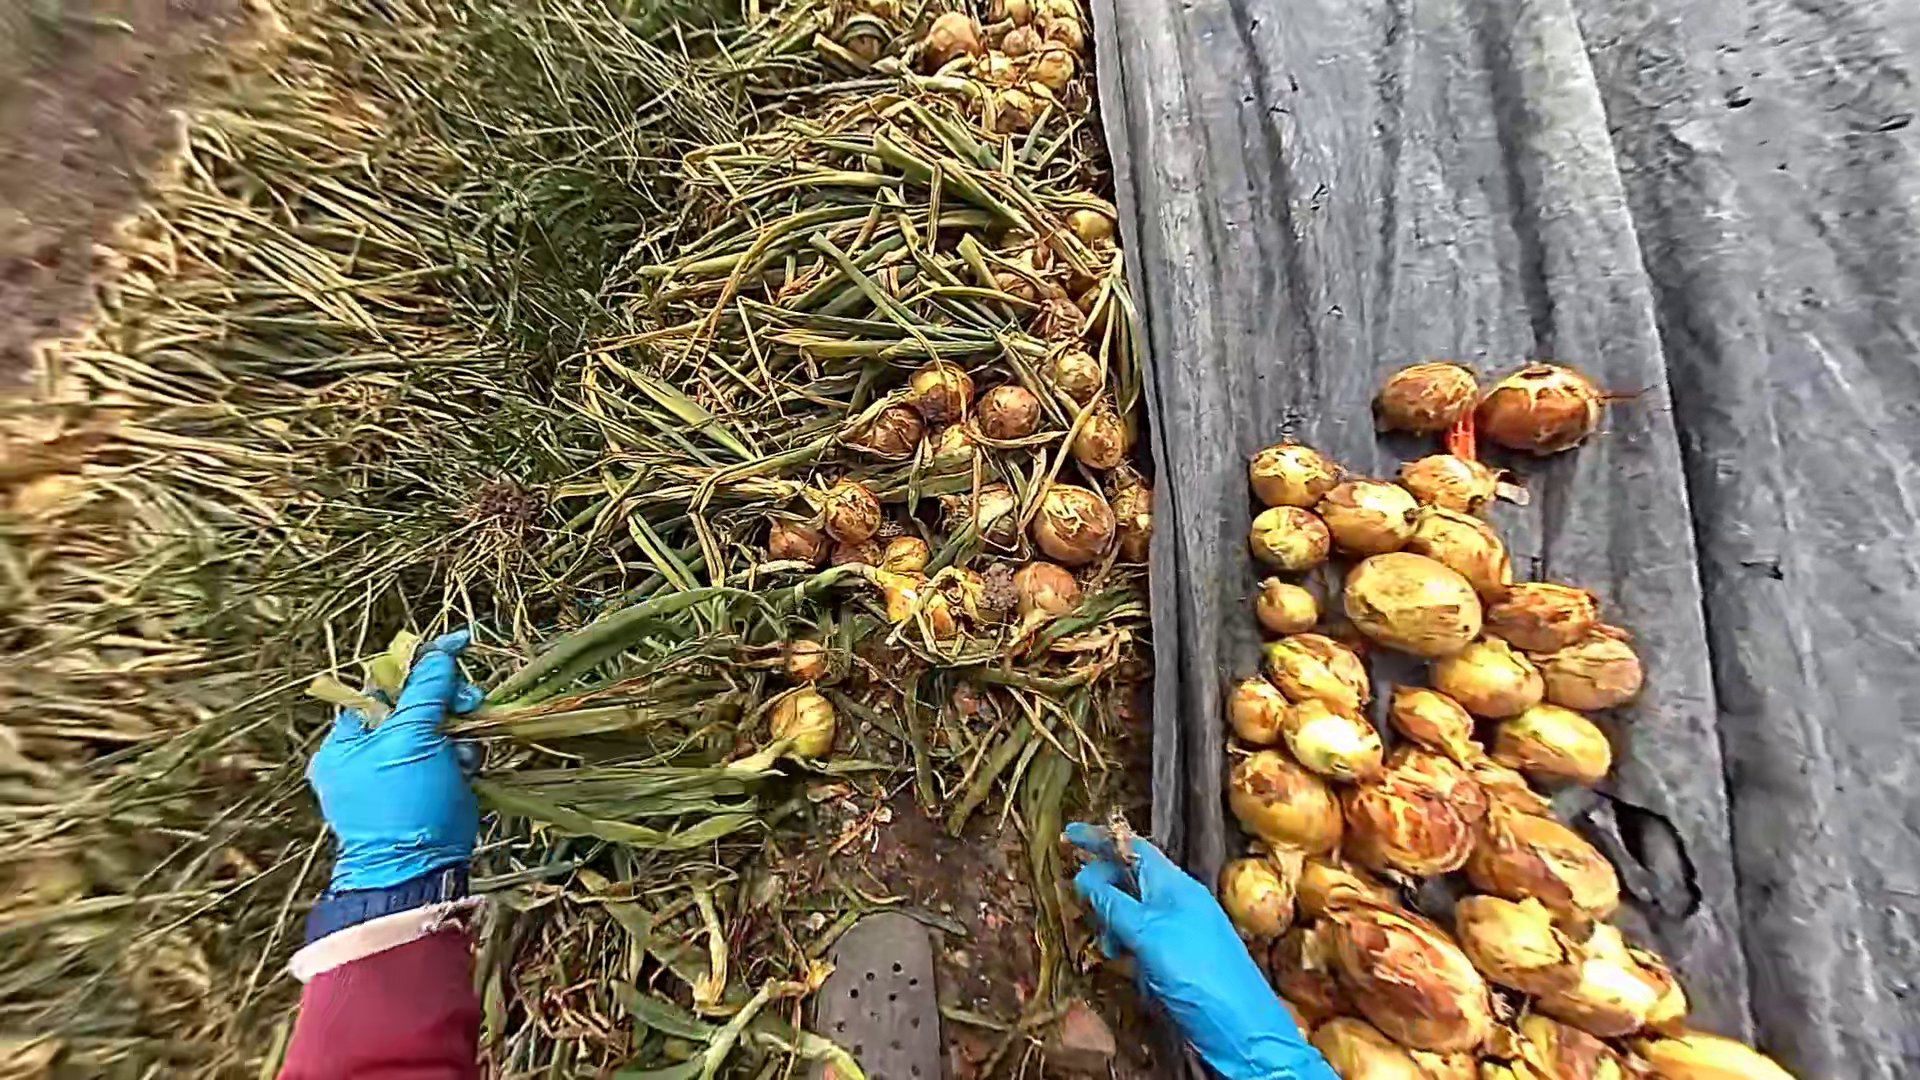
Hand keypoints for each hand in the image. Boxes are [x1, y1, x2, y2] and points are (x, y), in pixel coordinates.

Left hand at [309, 629, 485, 891]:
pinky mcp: (438, 771)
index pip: (387, 684)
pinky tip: (467, 765)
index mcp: (351, 738)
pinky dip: (469, 749)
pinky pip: (460, 743)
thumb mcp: (410, 739)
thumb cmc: (401, 800)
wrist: (420, 858)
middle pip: (423, 699)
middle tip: (470, 703)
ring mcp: (409, 760)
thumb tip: (438, 652)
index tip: (459, 641)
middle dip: (451, 698)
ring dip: (464, 726)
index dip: (422, 663)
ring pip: (448, 719)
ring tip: (467, 749)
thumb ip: (426, 692)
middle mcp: (377, 746)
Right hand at [1065, 823, 1335, 1079]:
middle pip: (1129, 877)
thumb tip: (1082, 876)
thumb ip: (1112, 903)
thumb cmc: (1197, 974)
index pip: (1130, 846)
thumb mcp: (1147, 934)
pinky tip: (1127, 965)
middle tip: (1083, 906)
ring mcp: (1179, 928)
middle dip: (1103, 888)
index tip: (1068, 833)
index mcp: (1173, 883)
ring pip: (1133, 910)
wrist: (1248, 1037)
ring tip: (1111, 949)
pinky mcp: (1180, 957)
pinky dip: (1129, 946)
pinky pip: (1143, 937)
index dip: (1099, 838)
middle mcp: (1176, 899)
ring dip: (1114, 924)